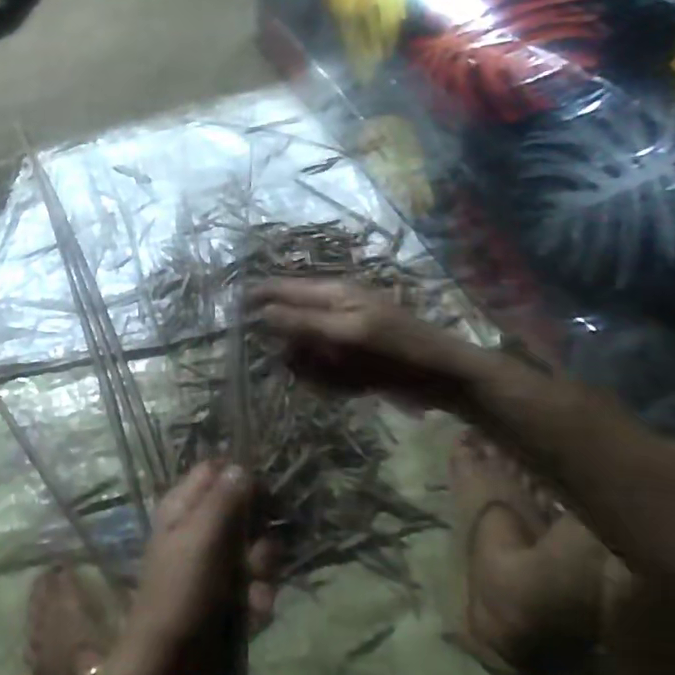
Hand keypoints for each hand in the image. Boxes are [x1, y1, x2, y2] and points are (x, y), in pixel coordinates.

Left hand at [121, 462, 276, 674]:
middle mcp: (202, 528)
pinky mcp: (231, 593)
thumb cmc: (181, 590)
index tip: (264, 496)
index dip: (242, 479)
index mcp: (184, 506)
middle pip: (247, 513)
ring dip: (261, 574)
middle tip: (252, 558)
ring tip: (248, 595)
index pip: (217, 471)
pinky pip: (259, 585)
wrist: (171, 662)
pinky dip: (257, 601)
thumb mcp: (202, 537)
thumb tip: (240, 466)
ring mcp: (217, 562)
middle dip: (259, 539)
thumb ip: (223, 499)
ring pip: (259, 552)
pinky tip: (249, 615)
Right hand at [251, 278, 470, 402]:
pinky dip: (333, 382)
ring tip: (342, 378)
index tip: (231, 314)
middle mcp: (330, 310)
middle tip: (317, 366)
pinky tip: (355, 385)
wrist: (443, 378)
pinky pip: (323, 371)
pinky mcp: (348, 359)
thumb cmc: (396, 348)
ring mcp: (339, 335)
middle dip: (297, 351)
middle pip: (289, 327)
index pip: (281, 288)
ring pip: (304, 354)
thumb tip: (262, 311)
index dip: (256, 298)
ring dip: (316, 370)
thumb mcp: (347, 333)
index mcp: (330, 292)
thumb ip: (303, 322)